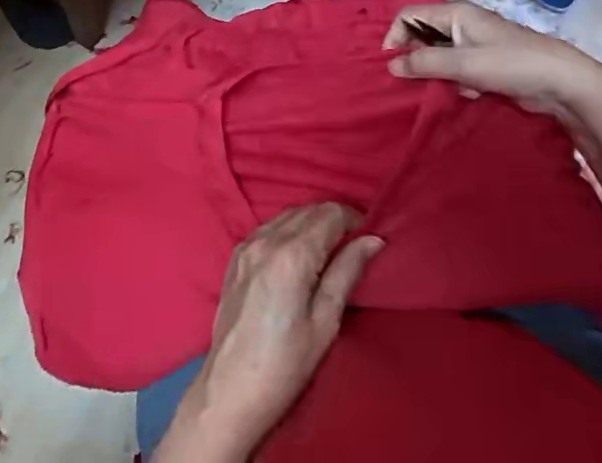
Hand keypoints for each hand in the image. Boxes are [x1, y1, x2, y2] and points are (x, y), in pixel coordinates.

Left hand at [158, 204, 383, 461]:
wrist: (228, 393)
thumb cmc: (285, 365)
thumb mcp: (325, 321)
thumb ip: (347, 271)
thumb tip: (373, 239)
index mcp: (292, 254)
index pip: (331, 213)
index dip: (355, 220)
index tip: (367, 239)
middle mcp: (267, 240)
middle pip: (310, 209)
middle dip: (335, 220)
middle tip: (352, 246)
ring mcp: (247, 246)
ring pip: (289, 214)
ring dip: (312, 222)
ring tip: (328, 251)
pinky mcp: (236, 257)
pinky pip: (270, 227)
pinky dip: (290, 230)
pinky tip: (298, 255)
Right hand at [382, 1, 601, 130]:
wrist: (560, 82)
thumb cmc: (510, 64)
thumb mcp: (463, 63)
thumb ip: (424, 63)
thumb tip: (391, 66)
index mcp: (455, 12)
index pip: (409, 16)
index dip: (394, 37)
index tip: (389, 66)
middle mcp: (462, 23)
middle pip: (423, 35)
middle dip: (414, 58)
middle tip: (409, 84)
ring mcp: (475, 44)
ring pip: (440, 56)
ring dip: (436, 74)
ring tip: (441, 91)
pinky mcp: (485, 64)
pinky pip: (457, 70)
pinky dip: (456, 83)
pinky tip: (468, 95)